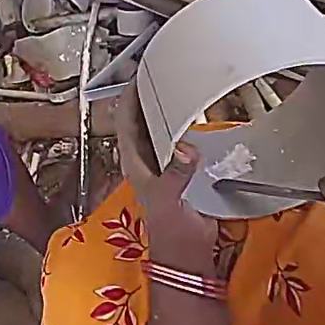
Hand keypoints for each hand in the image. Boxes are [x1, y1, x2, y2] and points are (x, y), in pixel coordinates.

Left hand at [115, 87, 217, 273]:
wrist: (188, 253)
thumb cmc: (172, 230)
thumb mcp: (171, 200)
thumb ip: (176, 175)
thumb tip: (186, 150)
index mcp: (135, 161)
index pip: (126, 122)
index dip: (129, 99)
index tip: (139, 75)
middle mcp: (146, 158)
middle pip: (142, 120)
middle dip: (148, 97)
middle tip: (160, 71)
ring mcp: (163, 162)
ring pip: (160, 128)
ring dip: (166, 109)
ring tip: (178, 84)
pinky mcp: (181, 168)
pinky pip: (180, 139)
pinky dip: (186, 125)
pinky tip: (198, 113)